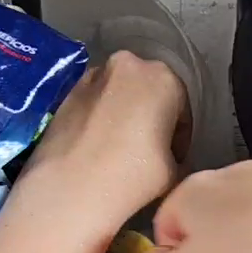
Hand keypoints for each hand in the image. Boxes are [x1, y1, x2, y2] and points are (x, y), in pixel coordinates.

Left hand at [17, 50, 184, 231]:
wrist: (70, 187)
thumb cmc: (132, 177)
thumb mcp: (174, 173)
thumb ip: (180, 158)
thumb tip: (174, 160)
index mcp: (164, 78)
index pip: (183, 109)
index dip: (181, 139)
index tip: (174, 161)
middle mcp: (128, 65)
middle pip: (151, 93)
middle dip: (153, 119)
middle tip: (150, 153)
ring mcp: (94, 74)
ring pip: (121, 93)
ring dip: (127, 115)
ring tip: (121, 150)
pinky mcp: (68, 91)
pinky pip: (97, 101)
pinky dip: (103, 117)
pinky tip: (99, 146)